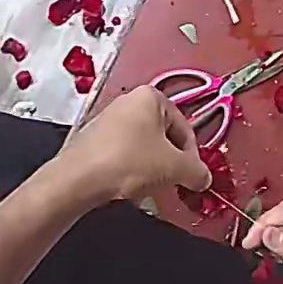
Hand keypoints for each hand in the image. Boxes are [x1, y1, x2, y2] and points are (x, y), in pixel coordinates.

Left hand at [55, 87, 210, 204]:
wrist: (78, 179)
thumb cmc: (131, 162)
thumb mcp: (174, 168)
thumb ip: (197, 172)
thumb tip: (204, 178)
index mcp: (151, 96)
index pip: (185, 128)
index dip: (192, 156)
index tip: (191, 178)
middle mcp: (128, 100)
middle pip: (164, 136)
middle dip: (171, 162)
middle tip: (172, 183)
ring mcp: (108, 118)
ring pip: (144, 146)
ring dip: (153, 168)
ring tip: (149, 187)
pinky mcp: (93, 137)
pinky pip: (123, 152)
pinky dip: (131, 168)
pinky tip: (128, 186)